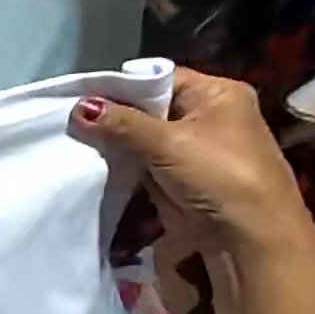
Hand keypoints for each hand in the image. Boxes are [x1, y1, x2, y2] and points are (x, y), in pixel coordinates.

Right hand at [73, 68, 314, 256]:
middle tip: (69, 119)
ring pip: (139, 136)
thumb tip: (78, 106)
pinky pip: (139, 161)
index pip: (159, 78)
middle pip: (146, 107)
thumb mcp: (167, 142)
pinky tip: (91, 161)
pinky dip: (119, 162)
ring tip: (72, 139)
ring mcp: (188, 147)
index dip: (120, 86)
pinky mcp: (173, 175)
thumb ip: (121, 124)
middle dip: (111, 115)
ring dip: (112, 141)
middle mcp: (204, 115)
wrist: (245, 235)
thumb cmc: (218, 175)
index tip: (80, 95)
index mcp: (216, 94)